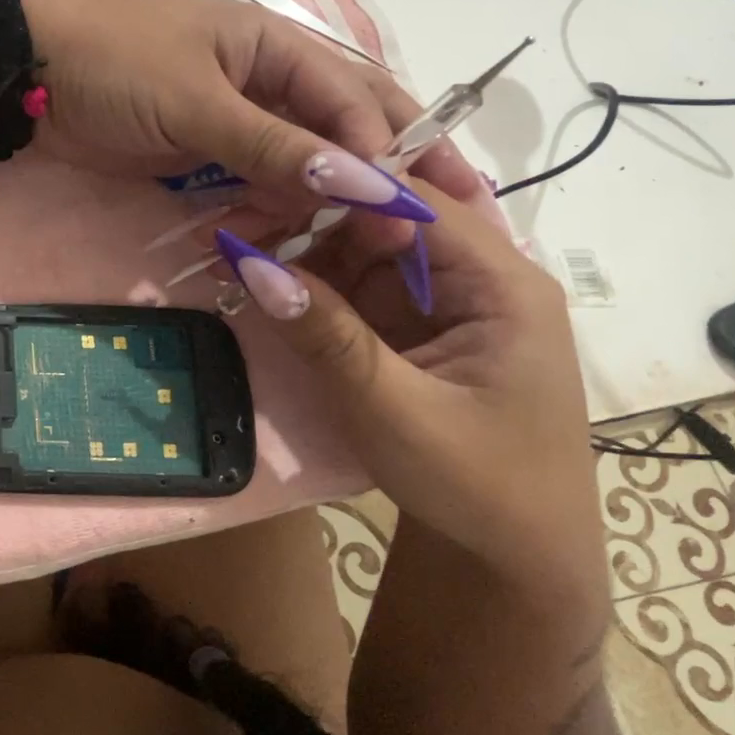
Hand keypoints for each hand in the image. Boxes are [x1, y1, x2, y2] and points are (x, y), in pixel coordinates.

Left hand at [22, 0, 484, 240]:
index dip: (394, 151)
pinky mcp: (198, 151)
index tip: (423, 210)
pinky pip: (252, 180)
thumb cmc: (114, 66)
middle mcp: (266, 79)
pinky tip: (299, 238)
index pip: (356, 98)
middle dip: (386, 172)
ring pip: (298, 160)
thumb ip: (273, 145)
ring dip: (331, 198)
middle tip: (438, 227)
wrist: (26, 77)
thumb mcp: (196, 103)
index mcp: (276, 45)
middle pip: (341, 127)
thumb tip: (366, 183)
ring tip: (373, 248)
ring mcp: (231, 118)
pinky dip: (275, 206)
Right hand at [219, 183, 605, 604]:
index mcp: (501, 284)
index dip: (337, 183)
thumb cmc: (476, 484)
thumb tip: (246, 260)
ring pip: (358, 247)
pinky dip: (302, 279)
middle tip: (225, 213)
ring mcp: (440, 300)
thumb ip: (324, 333)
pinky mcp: (410, 324)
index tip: (259, 178)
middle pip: (381, 217)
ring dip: (294, 243)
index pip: (415, 201)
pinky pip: (351, 284)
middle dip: (304, 211)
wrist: (510, 556)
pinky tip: (252, 273)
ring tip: (223, 239)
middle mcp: (474, 277)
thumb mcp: (392, 410)